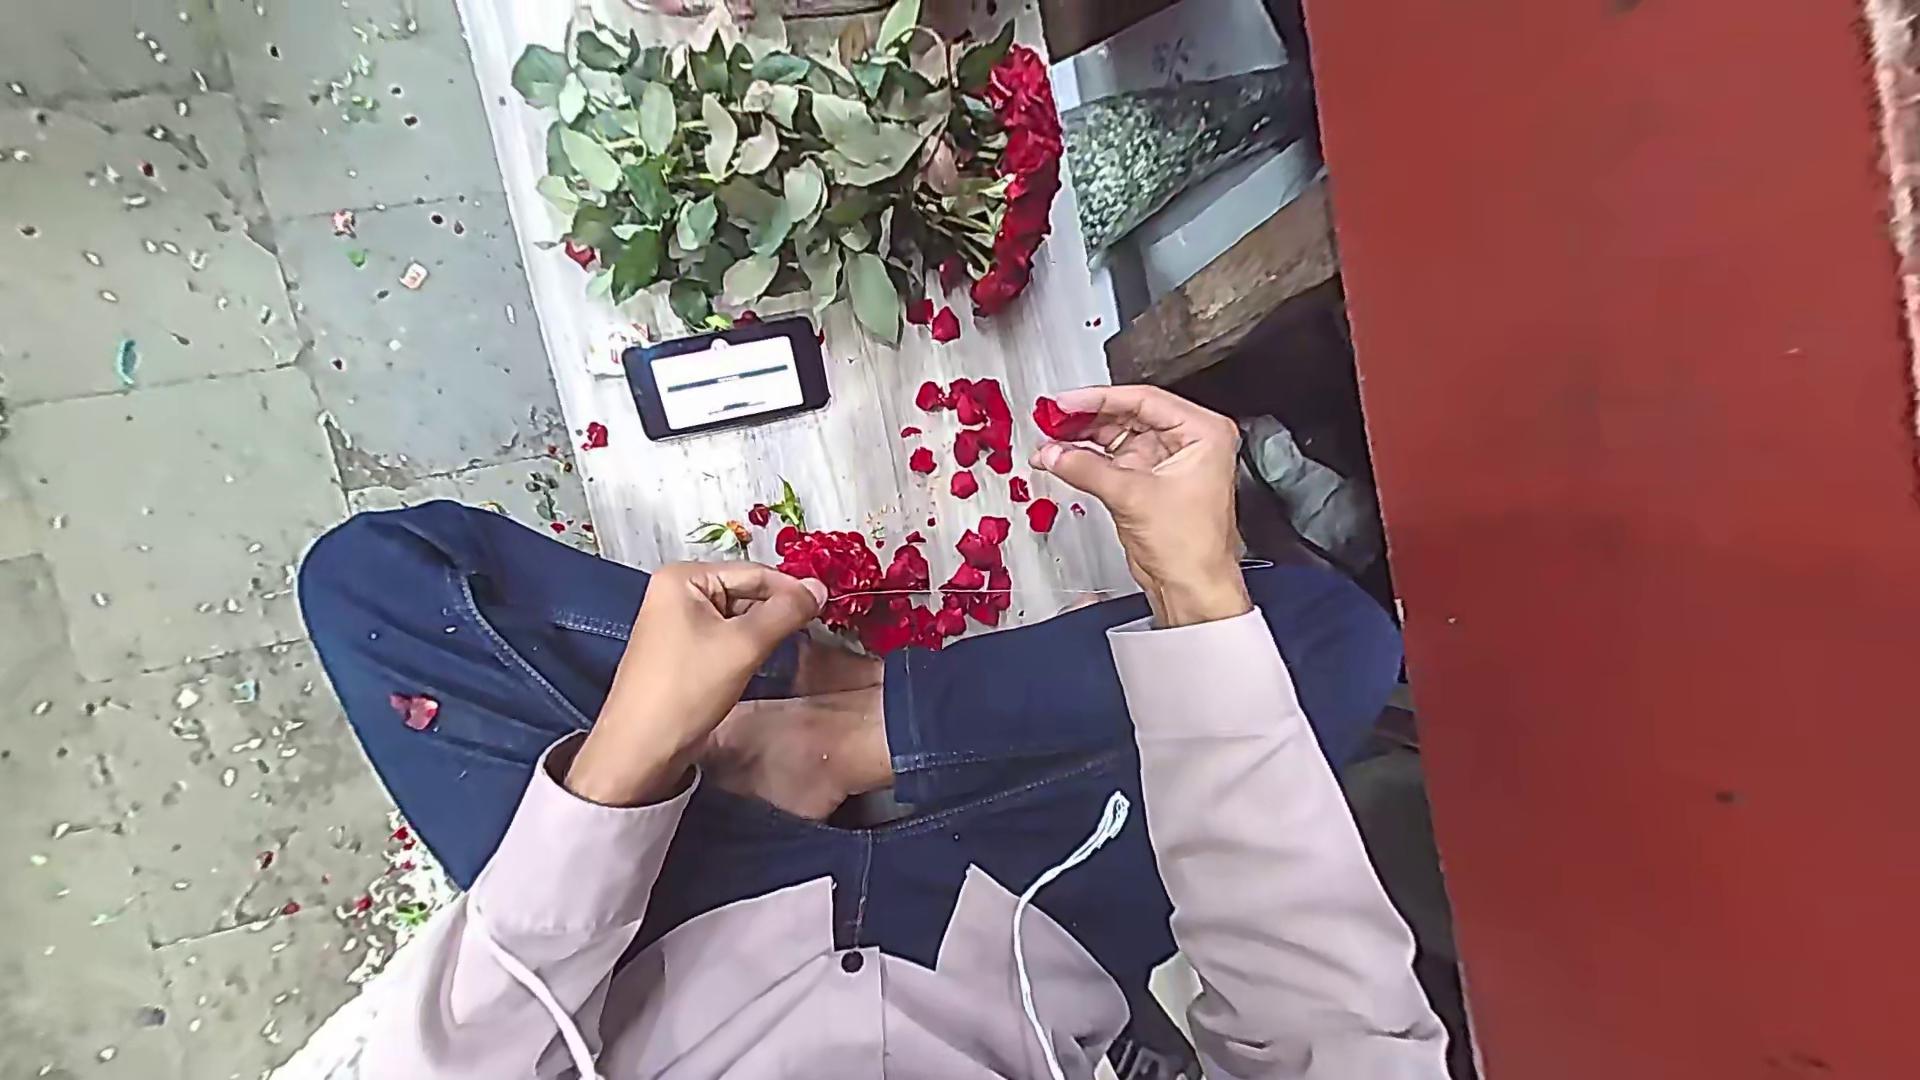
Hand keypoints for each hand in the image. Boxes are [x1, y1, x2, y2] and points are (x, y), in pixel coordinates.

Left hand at [566, 563, 825, 805]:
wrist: (641, 751)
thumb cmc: (686, 691)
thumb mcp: (745, 645)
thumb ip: (786, 611)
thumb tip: (819, 587)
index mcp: (683, 578)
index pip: (755, 572)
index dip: (791, 589)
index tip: (825, 604)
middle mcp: (678, 591)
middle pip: (748, 590)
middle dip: (778, 609)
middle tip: (812, 626)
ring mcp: (680, 619)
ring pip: (742, 613)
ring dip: (767, 627)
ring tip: (791, 642)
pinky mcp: (685, 645)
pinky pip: (729, 632)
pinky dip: (751, 641)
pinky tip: (764, 656)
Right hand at [1032, 385, 1251, 626]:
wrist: (1190, 586)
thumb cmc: (1191, 546)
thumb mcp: (1133, 496)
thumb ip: (1087, 468)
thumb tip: (1054, 452)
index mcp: (1201, 432)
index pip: (1144, 400)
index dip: (1099, 399)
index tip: (1066, 403)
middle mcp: (1185, 442)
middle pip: (1127, 415)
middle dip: (1086, 418)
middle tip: (1052, 418)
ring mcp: (1164, 461)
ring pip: (1115, 437)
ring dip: (1080, 439)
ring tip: (1049, 440)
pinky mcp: (1146, 481)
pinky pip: (1110, 460)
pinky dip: (1085, 459)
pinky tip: (1060, 458)